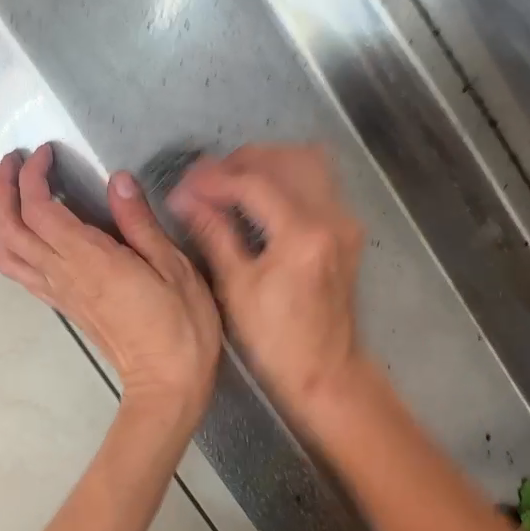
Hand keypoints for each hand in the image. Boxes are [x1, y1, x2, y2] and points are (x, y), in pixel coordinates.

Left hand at [0, 144, 222, 428]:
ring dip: (3, 217)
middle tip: (15, 161)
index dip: (33, 176)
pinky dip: (16, 244)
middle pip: (10, 228)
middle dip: (4, 189)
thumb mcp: (173, 266)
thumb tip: (117, 180)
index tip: (45, 152)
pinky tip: (34, 232)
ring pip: (8, 253)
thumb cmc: (181, 325)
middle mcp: (63, 275)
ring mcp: (59, 293)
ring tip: (17, 192)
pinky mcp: (64, 306)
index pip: (39, 209)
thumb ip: (139, 222)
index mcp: (88, 259)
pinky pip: (23, 272)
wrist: (166, 384)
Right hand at [169, 144, 366, 414]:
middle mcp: (331, 217)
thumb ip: (213, 234)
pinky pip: (317, 182)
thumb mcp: (236, 288)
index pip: (253, 182)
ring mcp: (344, 221)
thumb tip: (185, 199)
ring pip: (307, 163)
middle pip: (286, 159)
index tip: (183, 186)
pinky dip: (286, 178)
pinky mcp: (346, 229)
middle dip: (241, 162)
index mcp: (302, 235)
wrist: (327, 371)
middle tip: (206, 182)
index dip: (213, 179)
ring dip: (267, 164)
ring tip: (232, 184)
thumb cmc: (275, 340)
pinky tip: (259, 199)